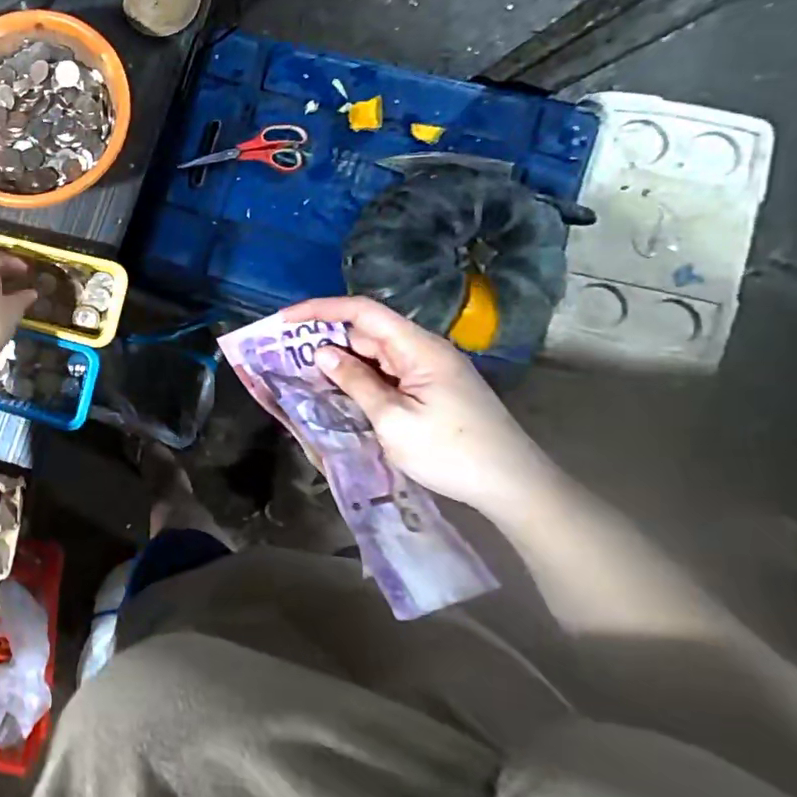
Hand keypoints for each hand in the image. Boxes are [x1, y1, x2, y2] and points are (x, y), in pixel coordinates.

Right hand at [280, 296, 561, 512]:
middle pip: (367, 331)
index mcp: (419, 349)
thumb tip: (322, 353)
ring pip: (374, 353)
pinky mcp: (431, 390)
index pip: (363, 312)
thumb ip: (355, 382)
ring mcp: (429, 371)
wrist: (514, 486)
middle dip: (324, 336)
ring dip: (339, 359)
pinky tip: (335, 389)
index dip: (321, 310)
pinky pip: (385, 373)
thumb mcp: (393, 419)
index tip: (284, 321)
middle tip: (282, 353)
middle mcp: (424, 352)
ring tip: (299, 370)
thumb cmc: (451, 452)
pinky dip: (357, 376)